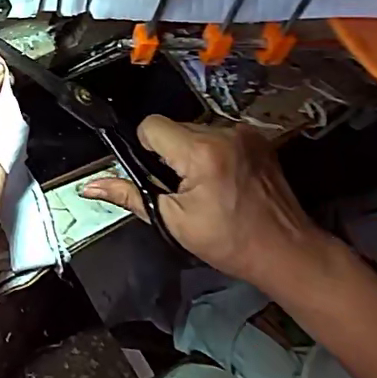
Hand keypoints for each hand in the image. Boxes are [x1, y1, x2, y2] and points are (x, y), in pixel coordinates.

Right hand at [80, 117, 337, 290]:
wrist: (287, 251)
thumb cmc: (229, 242)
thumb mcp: (171, 221)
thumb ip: (128, 195)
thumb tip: (89, 187)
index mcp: (200, 153)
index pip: (151, 126)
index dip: (145, 148)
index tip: (158, 174)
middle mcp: (225, 134)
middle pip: (173, 127)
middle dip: (169, 152)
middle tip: (181, 188)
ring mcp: (245, 134)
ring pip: (194, 129)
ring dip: (190, 151)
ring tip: (204, 185)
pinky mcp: (257, 139)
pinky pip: (217, 134)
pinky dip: (211, 151)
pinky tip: (221, 179)